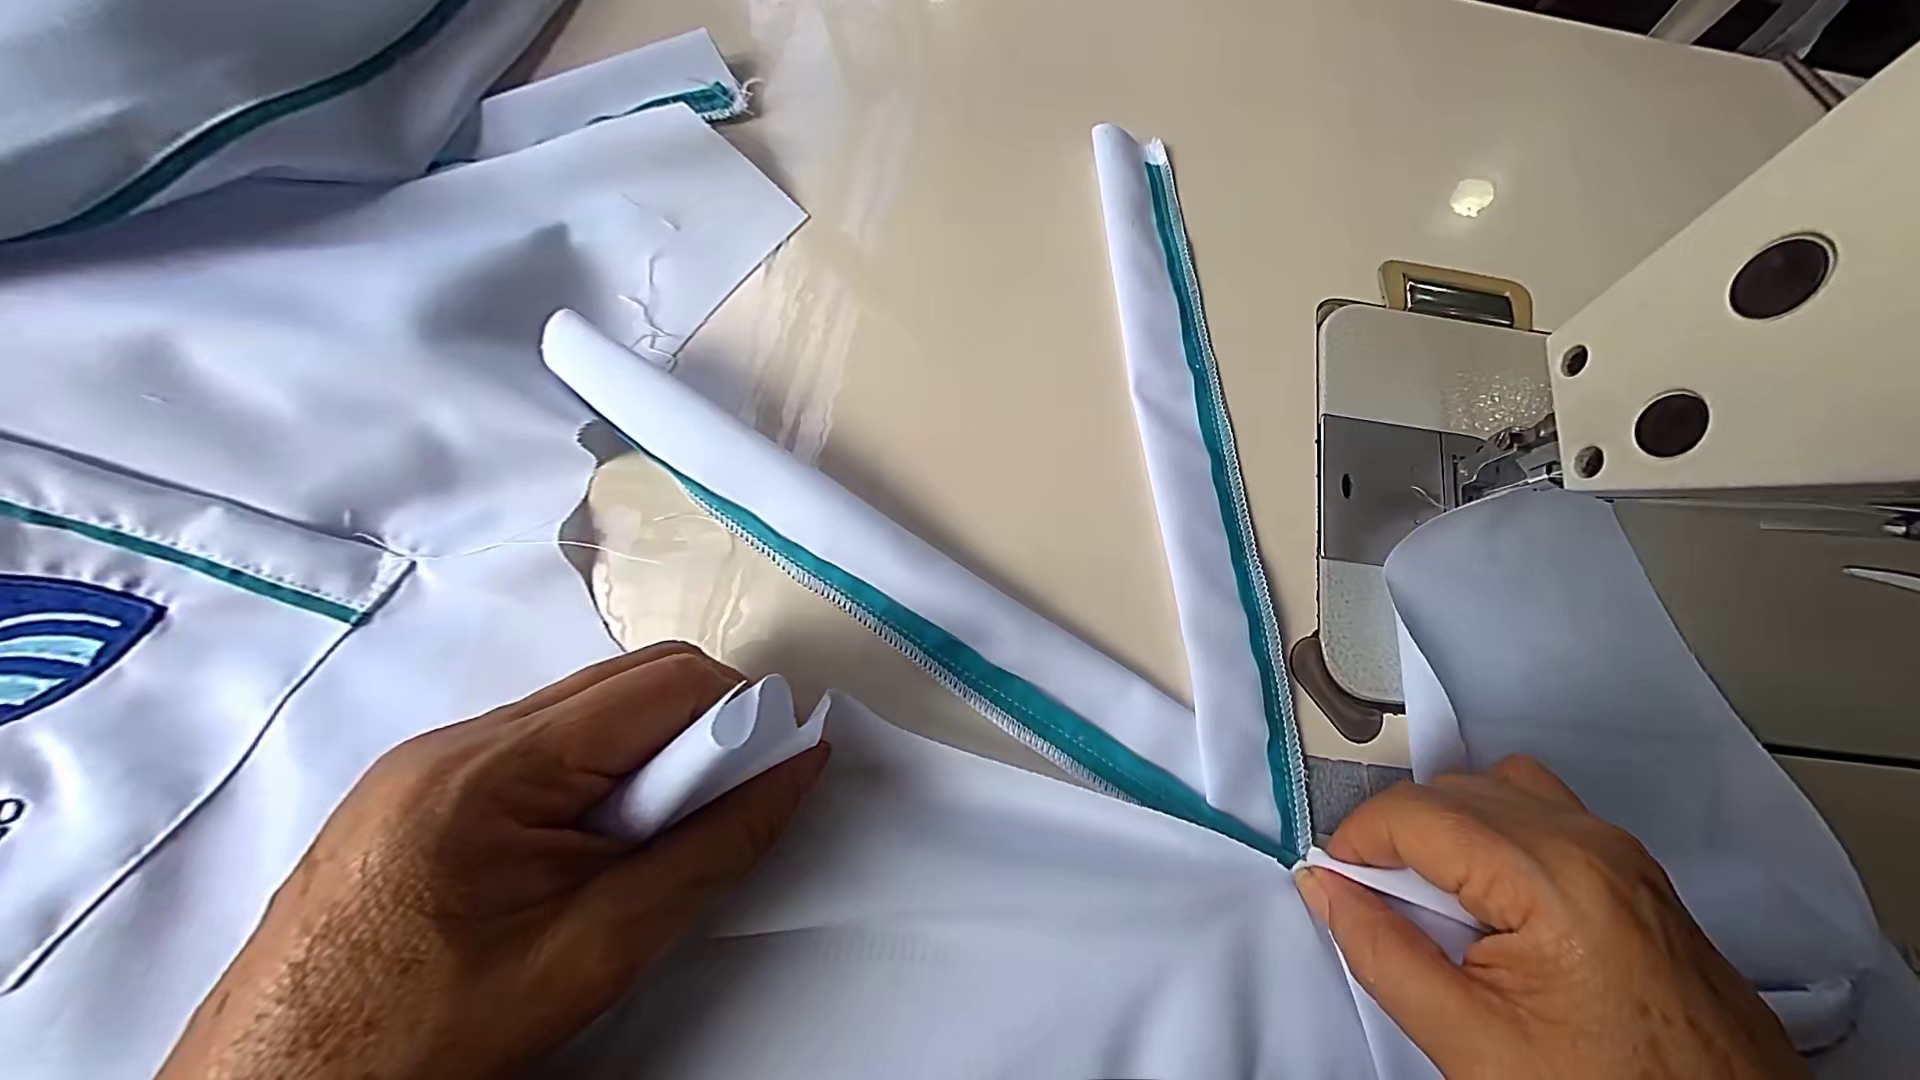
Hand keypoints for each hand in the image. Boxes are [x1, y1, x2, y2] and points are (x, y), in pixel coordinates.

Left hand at [160, 642, 828, 1079]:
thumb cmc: (434, 1046)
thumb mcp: (604, 948)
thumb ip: (718, 845)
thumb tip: (799, 767)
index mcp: (490, 770)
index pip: (660, 684)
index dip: (737, 707)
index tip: (773, 756)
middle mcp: (455, 739)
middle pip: (628, 678)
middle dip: (700, 719)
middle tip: (722, 793)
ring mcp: (431, 757)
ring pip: (593, 703)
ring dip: (653, 743)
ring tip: (657, 825)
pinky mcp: (424, 784)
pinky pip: (551, 737)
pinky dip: (605, 763)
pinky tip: (600, 832)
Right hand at [1293, 755, 1808, 1079]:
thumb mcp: (1470, 1042)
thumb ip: (1379, 953)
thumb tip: (1324, 888)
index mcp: (1552, 881)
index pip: (1412, 814)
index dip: (1356, 841)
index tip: (1338, 880)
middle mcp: (1591, 846)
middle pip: (1443, 791)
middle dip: (1392, 835)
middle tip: (1377, 898)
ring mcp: (1618, 851)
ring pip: (1484, 784)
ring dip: (1439, 823)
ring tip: (1431, 890)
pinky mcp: (1630, 866)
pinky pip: (1531, 800)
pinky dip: (1486, 822)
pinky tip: (1483, 884)